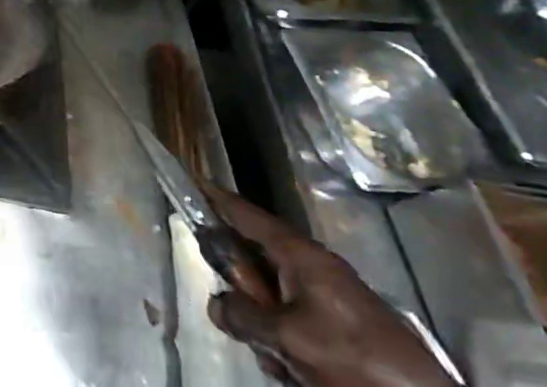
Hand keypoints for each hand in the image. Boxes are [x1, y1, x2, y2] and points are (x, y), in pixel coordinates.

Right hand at [203, 186, 451, 386]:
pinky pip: (289, 323)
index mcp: (301, 255)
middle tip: (234, 314)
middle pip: (254, 259)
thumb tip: (216, 304)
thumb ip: (244, 316)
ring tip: (275, 358)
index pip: (248, 215)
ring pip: (269, 298)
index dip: (218, 198)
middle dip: (240, 288)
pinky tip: (291, 370)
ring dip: (261, 326)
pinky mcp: (334, 328)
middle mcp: (311, 269)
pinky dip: (281, 344)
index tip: (192, 180)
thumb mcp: (290, 338)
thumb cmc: (354, 356)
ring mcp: (324, 299)